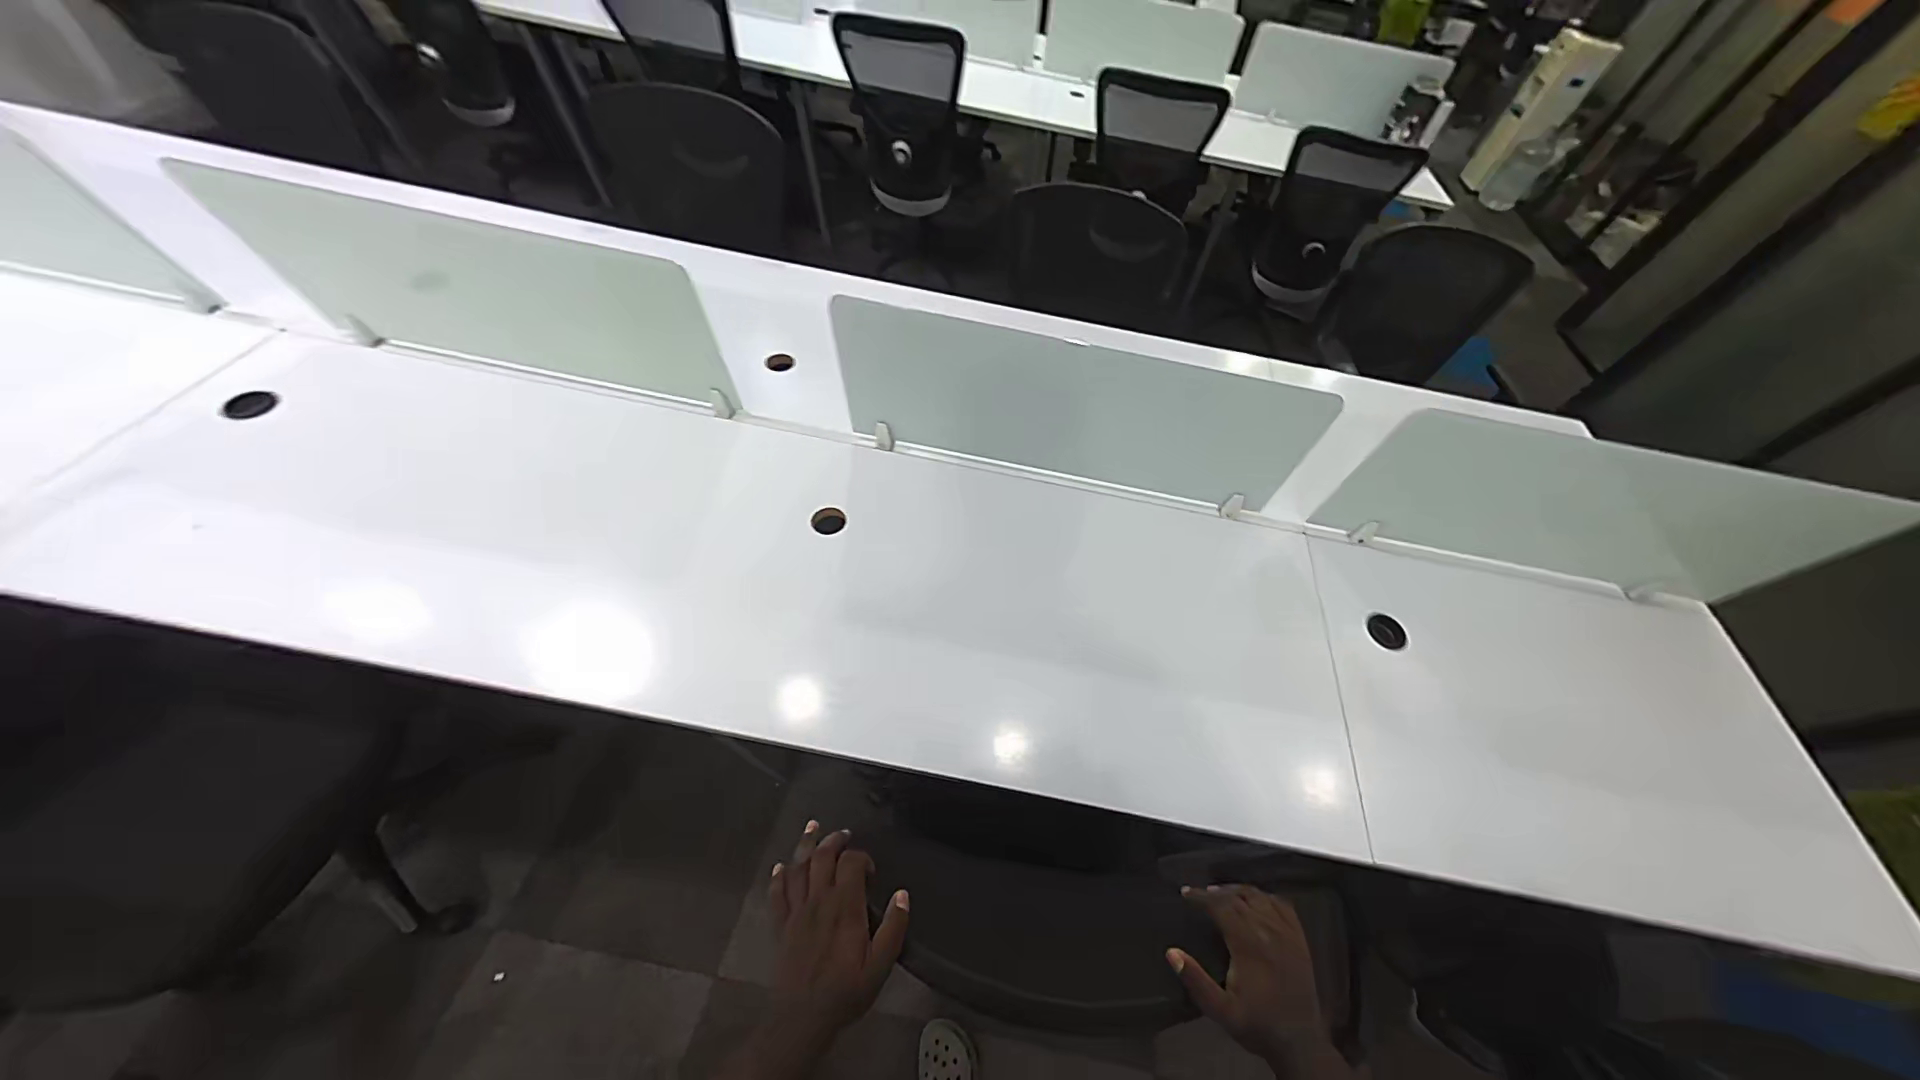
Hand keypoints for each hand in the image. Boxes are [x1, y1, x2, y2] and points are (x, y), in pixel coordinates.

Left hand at [715, 821, 908, 1079]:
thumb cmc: (845, 991)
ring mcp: (796, 911)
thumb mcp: (880, 965)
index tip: (871, 869)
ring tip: (812, 828)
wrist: (802, 1018)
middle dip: (833, 840)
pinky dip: (779, 876)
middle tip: (843, 833)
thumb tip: (902, 895)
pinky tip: (781, 867)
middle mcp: (819, 900)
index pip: (851, 862)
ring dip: (805, 845)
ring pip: (798, 868)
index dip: (861, 857)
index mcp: (845, 906)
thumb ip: (894, 928)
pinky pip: (777, 894)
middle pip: (822, 857)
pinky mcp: (780, 925)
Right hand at [1167, 885, 1352, 1079]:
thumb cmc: (1257, 1025)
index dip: (1200, 896)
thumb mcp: (1220, 1010)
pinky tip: (1256, 902)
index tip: (1185, 893)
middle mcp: (1268, 932)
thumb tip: (1171, 952)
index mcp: (1248, 945)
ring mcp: (1288, 934)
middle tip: (1199, 894)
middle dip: (1215, 892)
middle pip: (1238, 897)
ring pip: (1259, 897)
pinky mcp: (1300, 941)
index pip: (1220, 906)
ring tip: (1222, 894)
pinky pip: (1282, 906)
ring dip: (1238, 891)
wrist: (1300, 1045)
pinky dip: (1265, 897)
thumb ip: (1195, 980)